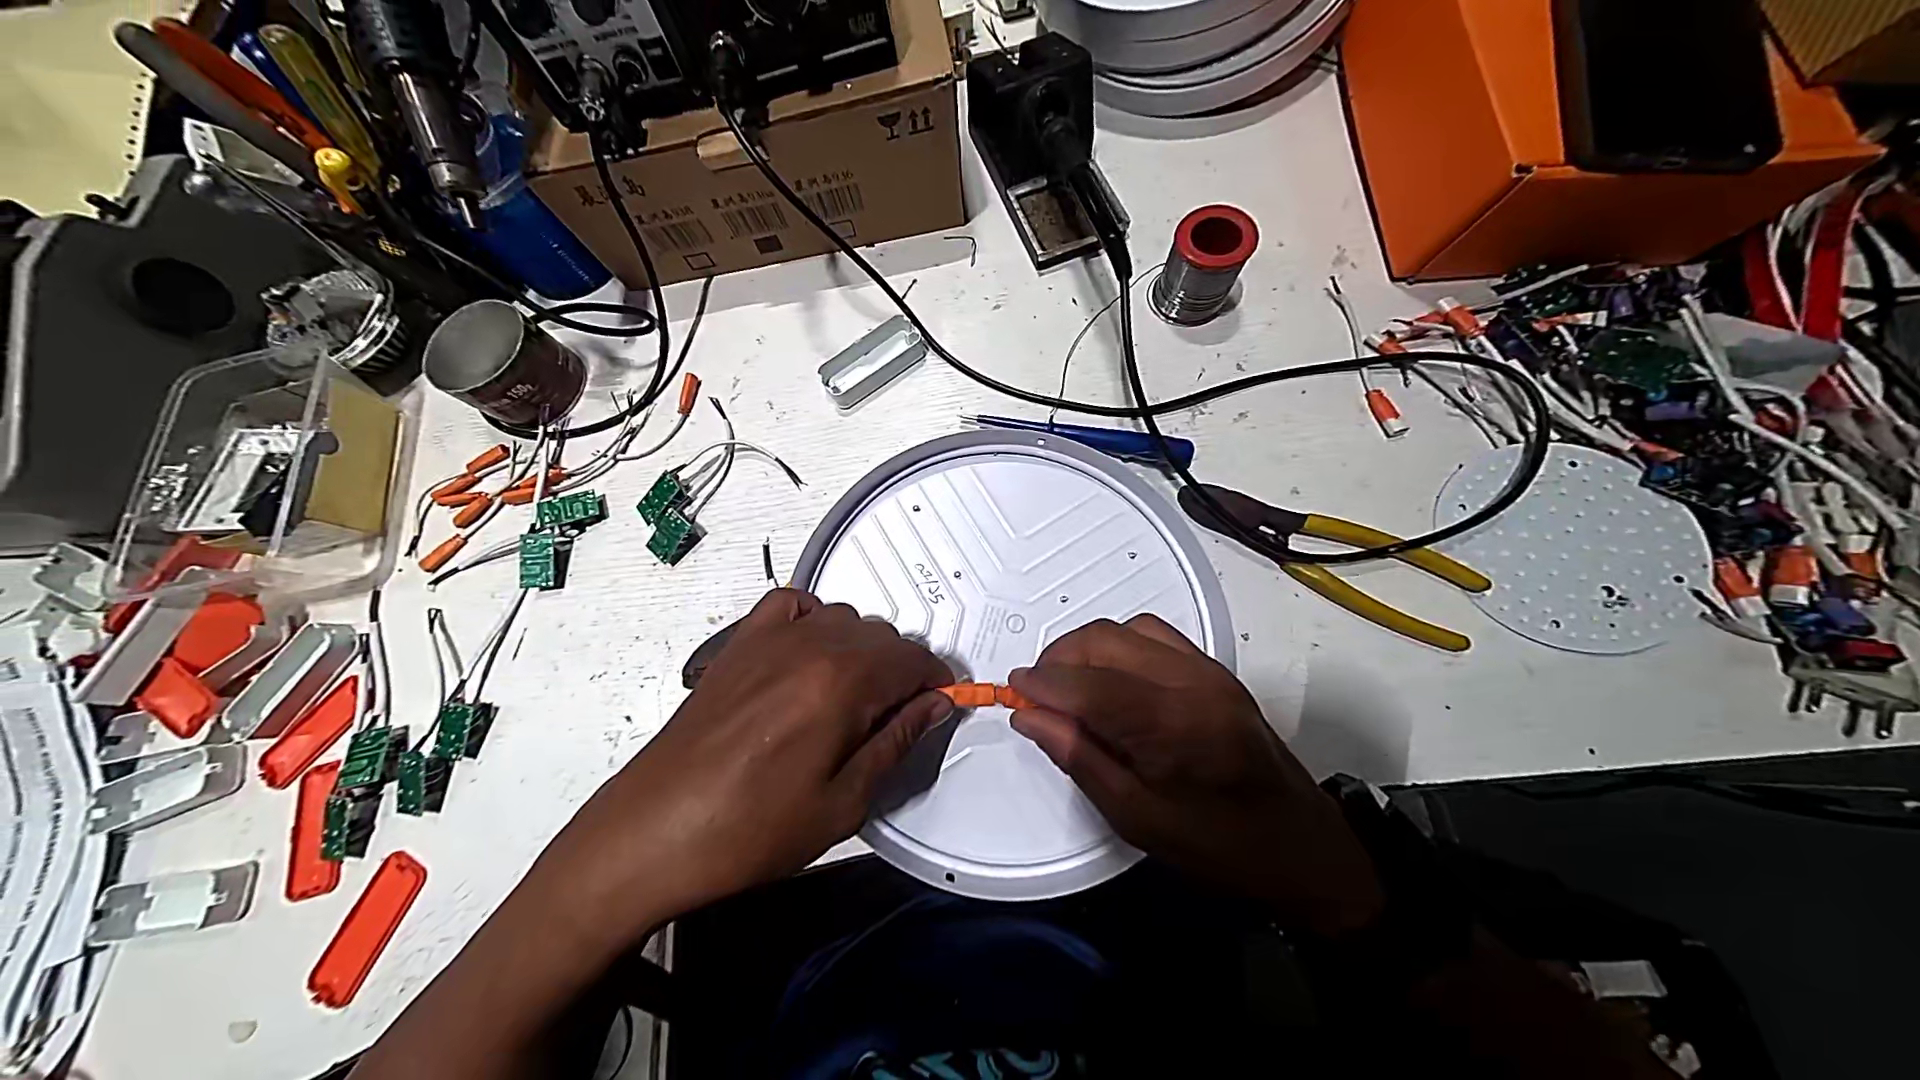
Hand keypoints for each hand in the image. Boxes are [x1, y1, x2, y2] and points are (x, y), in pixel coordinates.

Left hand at [531, 589, 952, 942]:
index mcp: (841, 683)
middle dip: (902, 671)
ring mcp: (769, 638)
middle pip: (883, 636)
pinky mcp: (738, 644)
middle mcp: (808, 644)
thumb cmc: (748, 831)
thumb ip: (896, 742)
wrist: (652, 834)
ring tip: (852, 698)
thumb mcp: (842, 803)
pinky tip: (811, 654)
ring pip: (844, 618)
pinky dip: (814, 619)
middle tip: (895, 718)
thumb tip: (935, 706)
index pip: (913, 660)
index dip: (936, 683)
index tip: (939, 706)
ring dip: (863, 650)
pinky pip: (791, 604)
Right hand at [1008, 615, 1382, 936]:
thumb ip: (1079, 757)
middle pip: (1104, 640)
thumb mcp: (1137, 816)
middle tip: (1039, 696)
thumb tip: (1030, 717)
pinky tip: (1109, 678)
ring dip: (1087, 649)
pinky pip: (1154, 634)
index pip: (1089, 684)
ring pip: (1127, 628)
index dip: (1043, 683)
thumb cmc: (1219, 846)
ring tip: (1069, 687)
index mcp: (1173, 725)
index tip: (1015, 691)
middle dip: (1059, 660)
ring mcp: (1207, 670)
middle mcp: (1191, 682)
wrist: (1300, 846)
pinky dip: (1118, 646)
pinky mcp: (1215, 669)